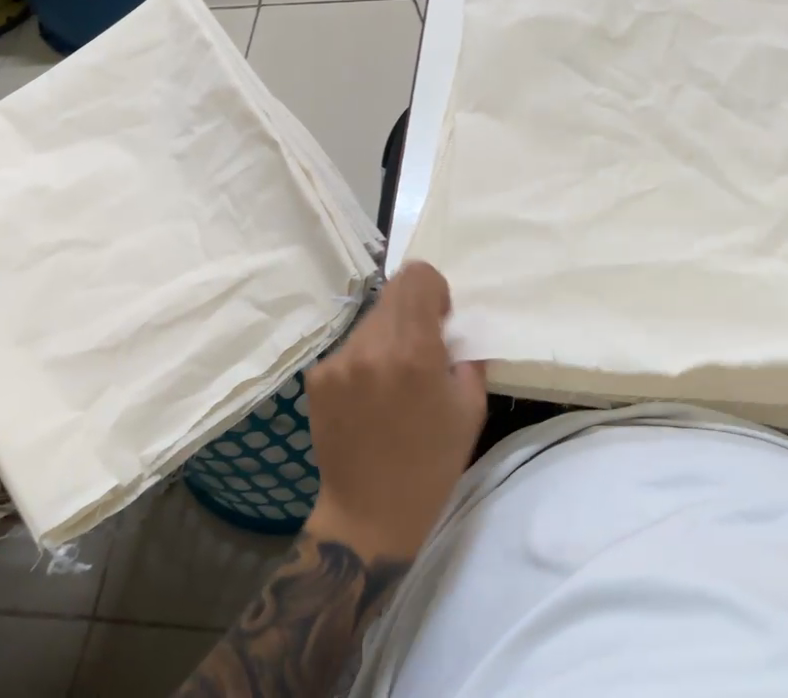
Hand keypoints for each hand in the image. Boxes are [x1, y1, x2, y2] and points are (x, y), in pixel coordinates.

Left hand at [303, 262, 486, 561]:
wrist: (371, 512)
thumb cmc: (432, 463)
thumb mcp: (470, 408)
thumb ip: (465, 355)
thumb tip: (452, 328)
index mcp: (414, 351)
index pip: (416, 276)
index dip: (434, 290)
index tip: (440, 320)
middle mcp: (370, 347)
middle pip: (393, 295)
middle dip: (412, 314)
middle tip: (421, 355)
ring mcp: (337, 362)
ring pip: (370, 322)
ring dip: (386, 338)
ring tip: (392, 384)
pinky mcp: (317, 378)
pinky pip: (348, 349)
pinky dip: (363, 361)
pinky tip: (369, 400)